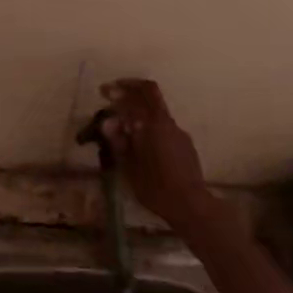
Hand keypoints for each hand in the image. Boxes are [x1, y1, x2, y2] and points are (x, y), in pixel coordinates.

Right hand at [100, 79, 213, 227]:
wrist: (189, 203)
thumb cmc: (155, 187)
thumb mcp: (130, 167)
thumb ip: (119, 141)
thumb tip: (108, 122)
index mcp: (154, 124)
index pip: (137, 94)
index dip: (118, 89)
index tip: (103, 91)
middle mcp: (168, 123)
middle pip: (151, 94)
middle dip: (132, 89)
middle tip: (114, 94)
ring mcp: (179, 133)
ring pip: (157, 112)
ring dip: (140, 111)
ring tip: (122, 126)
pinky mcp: (185, 145)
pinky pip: (163, 128)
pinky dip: (149, 126)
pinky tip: (140, 144)